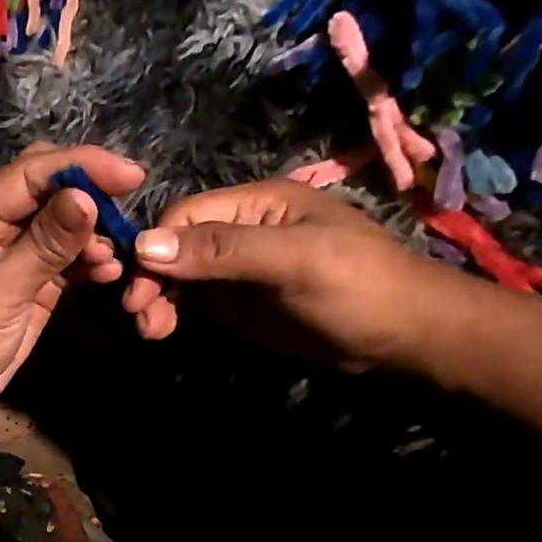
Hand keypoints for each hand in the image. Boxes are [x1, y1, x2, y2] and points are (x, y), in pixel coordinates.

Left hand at [0, 143, 144, 422]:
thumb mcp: (1, 291)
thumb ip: (44, 245)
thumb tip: (86, 198)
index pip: (30, 174)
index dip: (80, 167)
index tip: (129, 175)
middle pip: (48, 188)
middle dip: (89, 192)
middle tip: (127, 204)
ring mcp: (18, 250)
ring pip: (65, 222)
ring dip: (94, 232)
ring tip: (114, 255)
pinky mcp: (37, 277)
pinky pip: (70, 256)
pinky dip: (91, 259)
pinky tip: (108, 272)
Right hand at [120, 179, 481, 368]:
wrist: (404, 337)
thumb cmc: (358, 286)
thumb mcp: (292, 261)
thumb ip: (222, 250)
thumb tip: (145, 246)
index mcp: (255, 203)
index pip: (184, 216)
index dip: (154, 248)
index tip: (137, 289)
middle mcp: (239, 229)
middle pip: (174, 247)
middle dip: (151, 278)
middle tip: (140, 317)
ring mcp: (236, 268)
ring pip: (178, 276)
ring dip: (157, 299)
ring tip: (152, 331)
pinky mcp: (238, 301)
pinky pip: (192, 301)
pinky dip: (172, 313)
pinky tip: (165, 331)